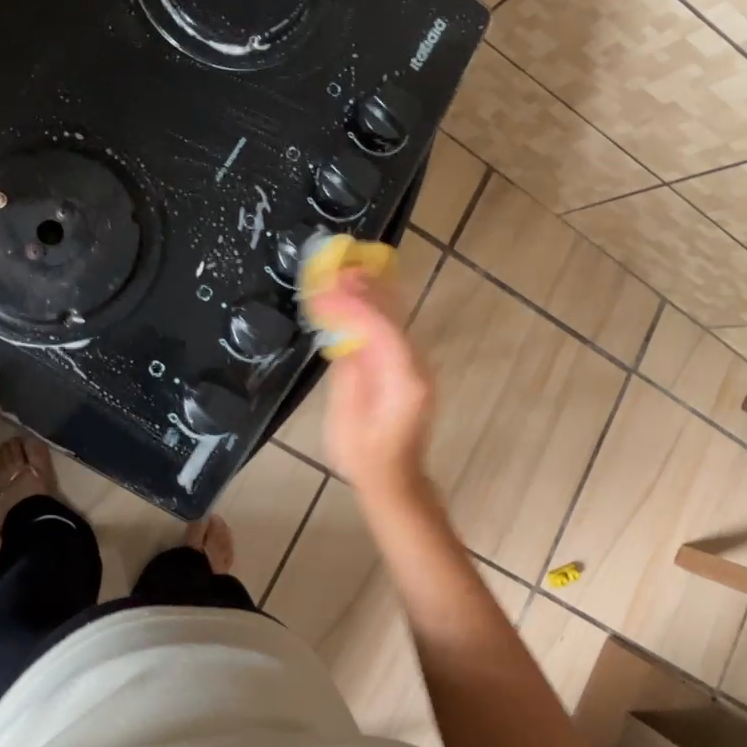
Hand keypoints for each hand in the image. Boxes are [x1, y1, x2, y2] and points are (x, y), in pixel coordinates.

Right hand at [315, 270, 433, 496]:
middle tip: (338, 266)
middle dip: (365, 289)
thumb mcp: (346, 416)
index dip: (354, 304)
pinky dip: (376, 311)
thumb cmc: (364, 456)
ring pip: (396, 319)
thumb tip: (341, 332)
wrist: (394, 480)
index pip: (379, 329)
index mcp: (403, 379)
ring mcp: (418, 366)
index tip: (328, 285)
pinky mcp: (410, 368)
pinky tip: (359, 297)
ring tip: (345, 272)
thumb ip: (348, 371)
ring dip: (371, 295)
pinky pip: (394, 330)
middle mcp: (417, 366)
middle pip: (393, 316)